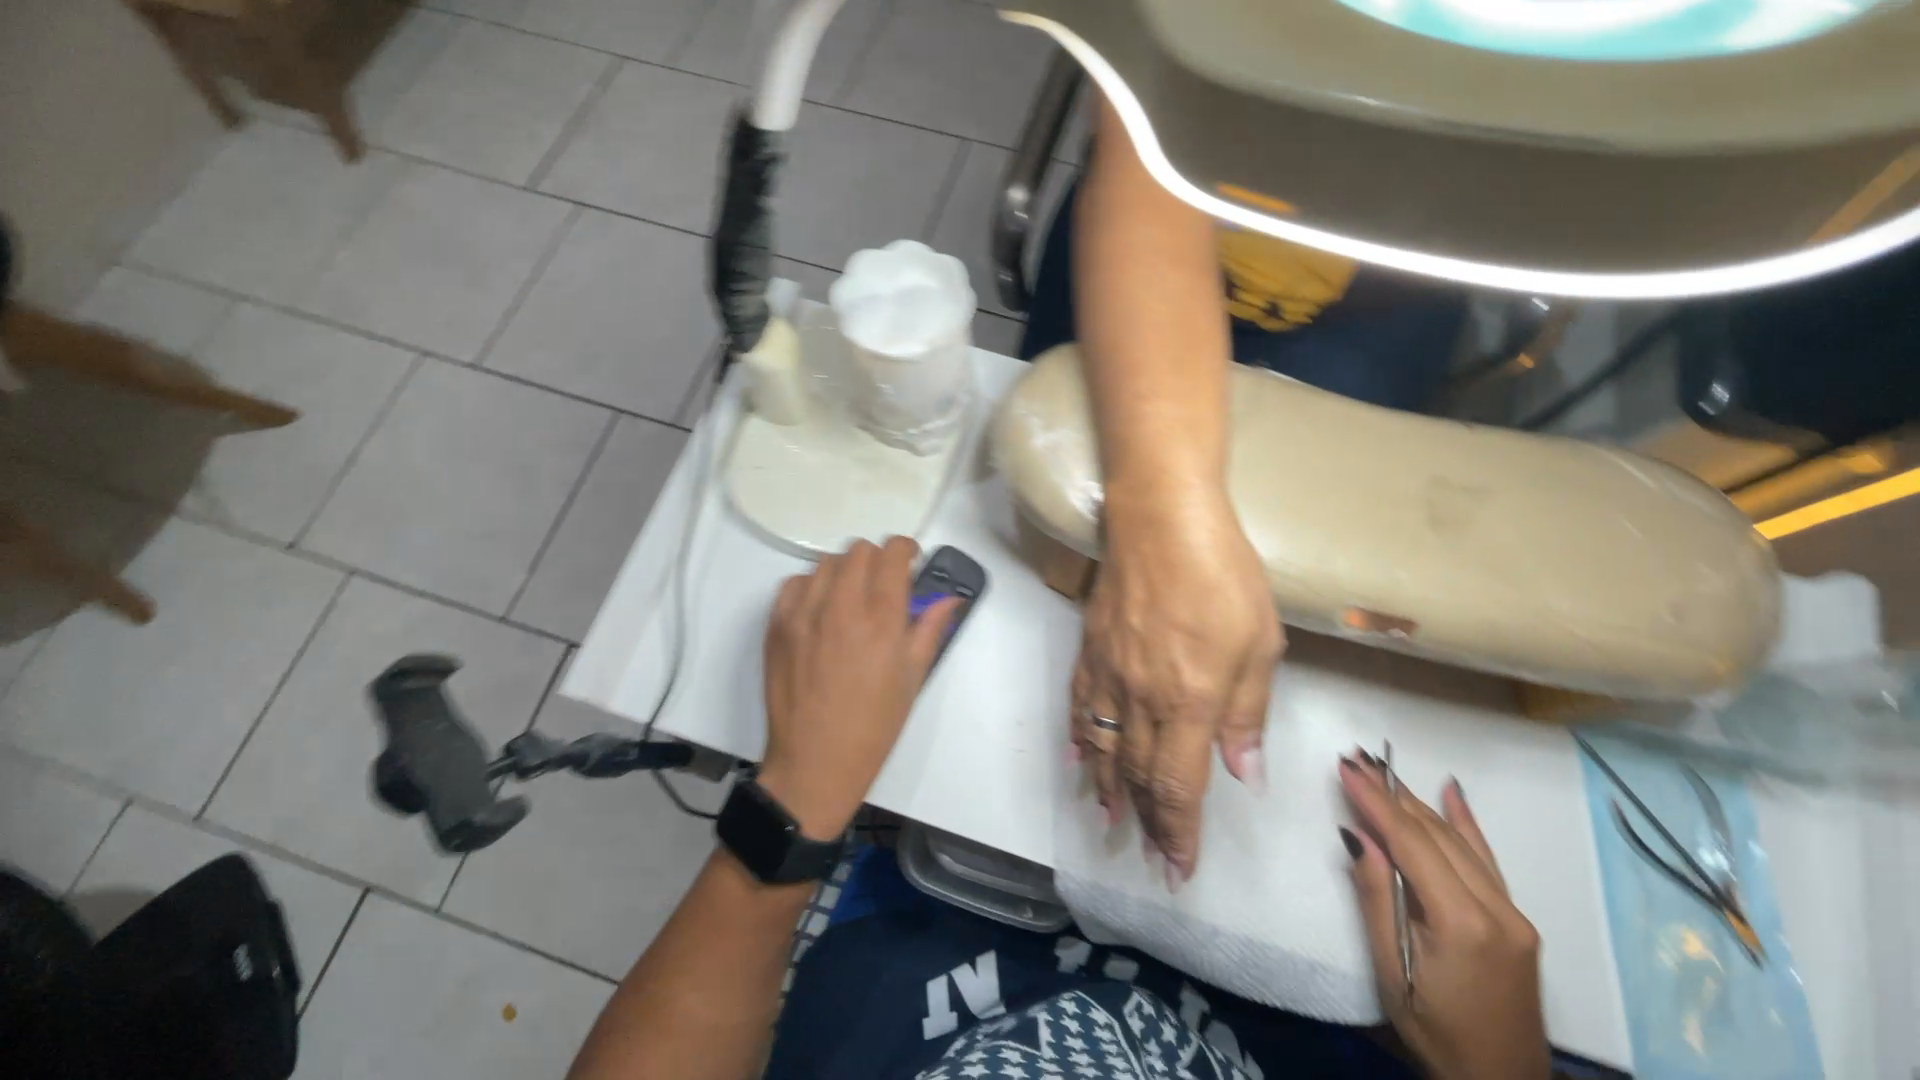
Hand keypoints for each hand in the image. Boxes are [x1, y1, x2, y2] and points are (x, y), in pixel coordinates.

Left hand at [759, 537, 959, 840]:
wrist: (815, 761)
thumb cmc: (874, 725)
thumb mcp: (913, 678)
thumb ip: (929, 629)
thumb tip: (948, 598)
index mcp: (882, 619)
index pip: (892, 553)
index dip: (905, 549)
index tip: (910, 561)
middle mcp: (841, 606)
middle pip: (858, 550)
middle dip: (877, 559)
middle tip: (883, 584)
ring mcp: (803, 613)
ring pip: (825, 563)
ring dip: (844, 571)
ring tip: (851, 598)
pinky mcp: (776, 626)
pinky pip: (793, 583)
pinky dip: (810, 586)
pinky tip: (820, 610)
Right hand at [1071, 484, 1282, 886]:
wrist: (1160, 520)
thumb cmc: (1224, 576)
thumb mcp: (1260, 643)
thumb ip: (1248, 713)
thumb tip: (1241, 774)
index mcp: (1189, 704)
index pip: (1178, 786)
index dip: (1178, 832)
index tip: (1178, 867)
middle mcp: (1141, 701)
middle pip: (1138, 776)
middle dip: (1146, 822)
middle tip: (1149, 856)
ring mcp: (1108, 676)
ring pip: (1104, 749)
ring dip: (1109, 791)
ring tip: (1111, 821)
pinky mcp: (1090, 651)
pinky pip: (1081, 708)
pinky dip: (1081, 741)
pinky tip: (1080, 759)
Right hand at [1338, 754, 1550, 1079]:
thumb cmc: (1433, 1031)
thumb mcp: (1391, 970)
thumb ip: (1377, 899)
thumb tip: (1356, 836)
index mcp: (1462, 922)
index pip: (1412, 844)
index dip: (1377, 802)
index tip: (1347, 767)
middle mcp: (1497, 909)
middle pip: (1437, 836)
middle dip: (1393, 794)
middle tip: (1357, 758)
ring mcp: (1513, 913)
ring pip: (1460, 842)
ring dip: (1419, 803)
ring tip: (1384, 770)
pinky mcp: (1518, 920)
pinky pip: (1486, 860)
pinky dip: (1467, 823)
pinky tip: (1453, 791)